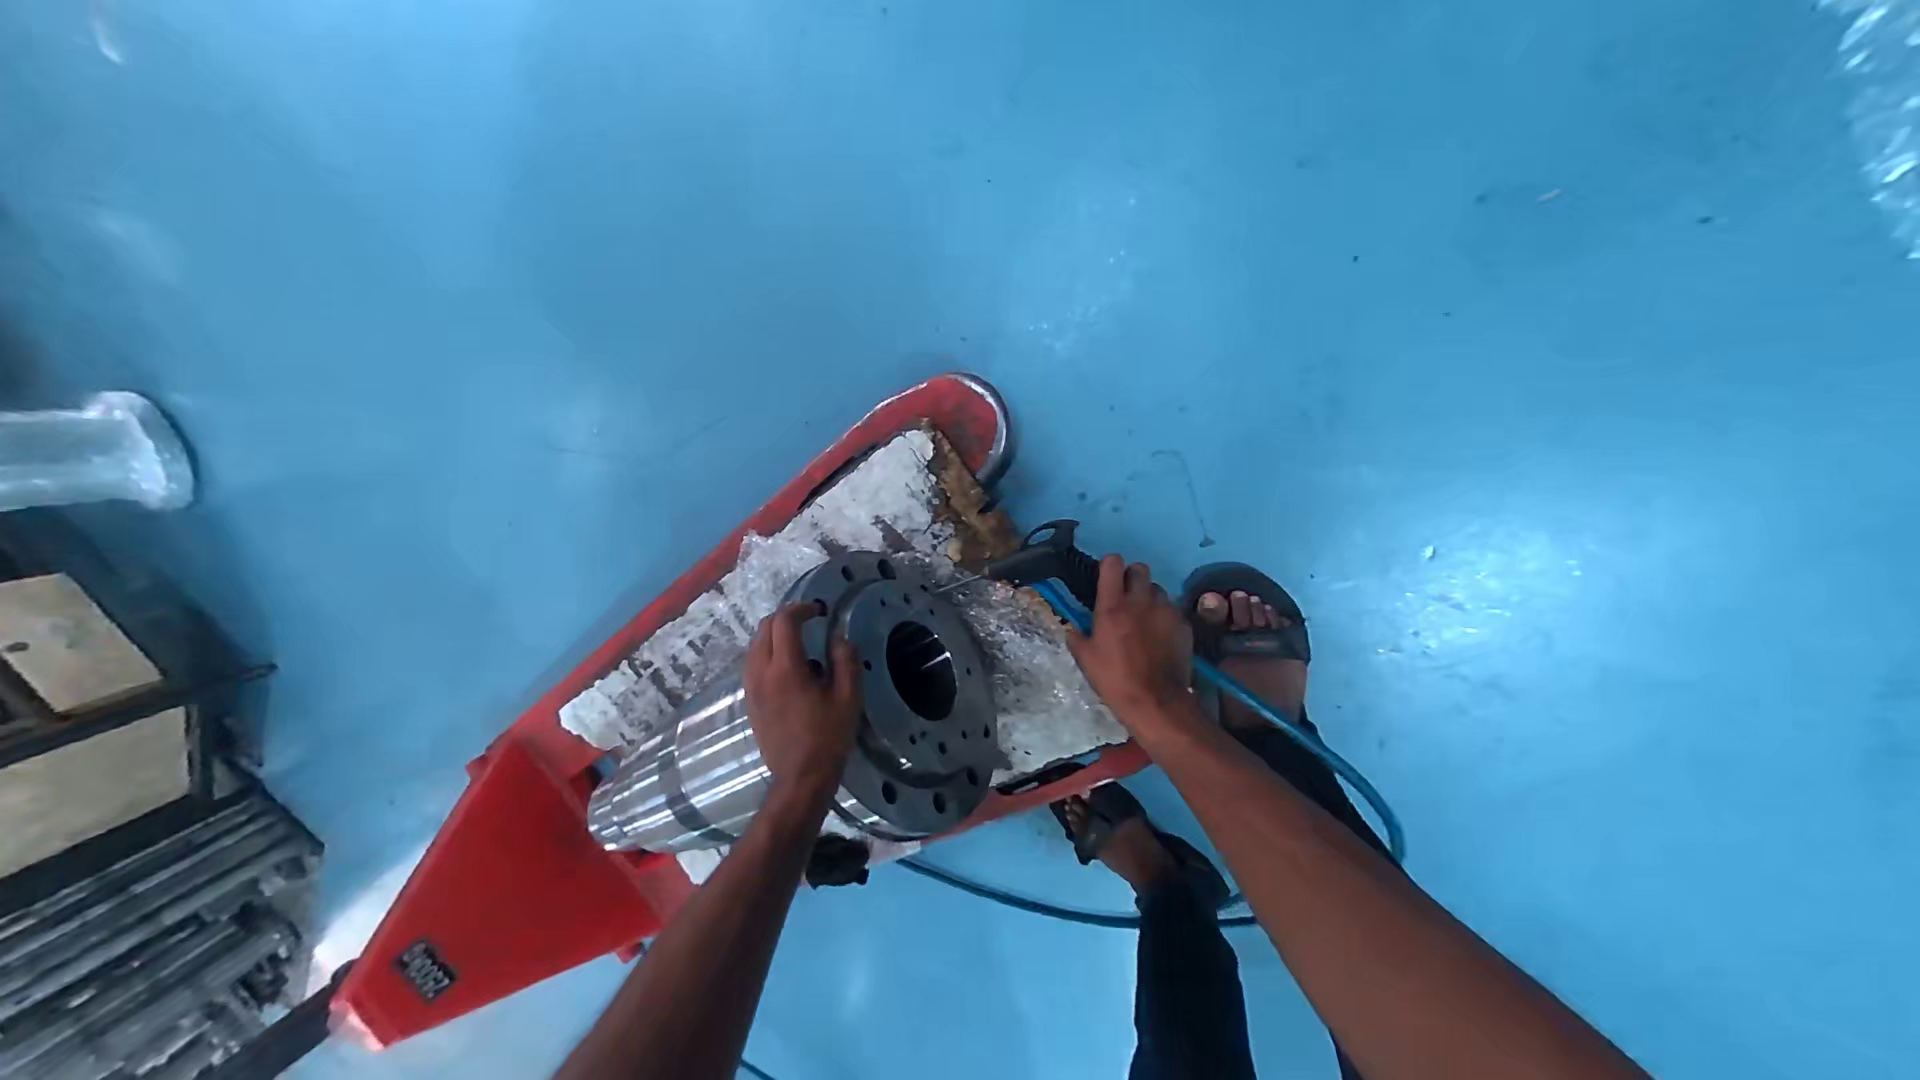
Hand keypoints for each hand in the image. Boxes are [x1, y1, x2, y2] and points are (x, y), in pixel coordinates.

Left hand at [745, 603, 861, 802]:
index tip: (820, 611)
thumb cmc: (828, 737)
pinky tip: (790, 666)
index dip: (802, 609)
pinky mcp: (749, 699)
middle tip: (810, 620)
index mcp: (786, 669)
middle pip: (765, 628)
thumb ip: (845, 660)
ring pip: (756, 644)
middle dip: (787, 617)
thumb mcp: (848, 697)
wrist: (800, 777)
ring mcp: (751, 687)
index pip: (784, 622)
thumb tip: (838, 637)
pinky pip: (753, 662)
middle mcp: (761, 672)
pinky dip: (768, 652)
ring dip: (775, 634)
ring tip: (800, 641)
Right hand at [1066, 555, 1196, 730]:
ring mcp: (1166, 611)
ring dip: (1148, 597)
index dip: (1108, 565)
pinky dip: (1164, 617)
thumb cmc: (1115, 679)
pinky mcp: (1184, 624)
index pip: (1113, 563)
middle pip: (1140, 568)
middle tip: (1125, 598)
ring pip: (1157, 589)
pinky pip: (1172, 610)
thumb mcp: (1085, 659)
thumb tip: (1074, 628)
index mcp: (1113, 605)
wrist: (1156, 702)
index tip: (1106, 578)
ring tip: (1144, 619)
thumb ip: (1076, 636)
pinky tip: (1160, 637)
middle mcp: (1141, 600)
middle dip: (1131, 577)